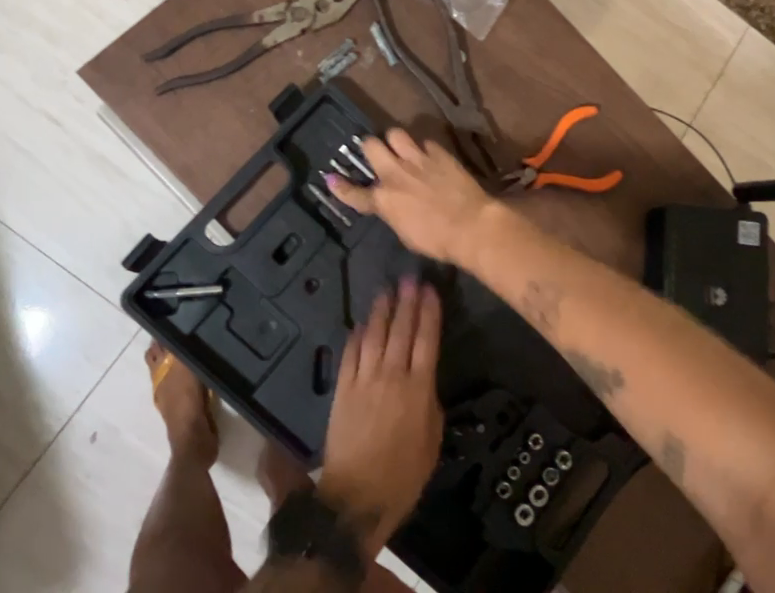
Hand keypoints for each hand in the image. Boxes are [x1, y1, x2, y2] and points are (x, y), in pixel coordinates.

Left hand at [317, 278, 442, 555]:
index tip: (431, 290)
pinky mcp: (342, 389)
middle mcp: (391, 376)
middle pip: (400, 331)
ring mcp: (363, 380)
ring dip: (381, 311)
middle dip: (406, 303)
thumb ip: (429, 404)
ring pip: (374, 336)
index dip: (429, 313)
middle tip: (410, 279)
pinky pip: (350, 354)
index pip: (427, 340)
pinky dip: (356, 336)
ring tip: (386, 291)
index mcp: (419, 389)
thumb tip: (425, 381)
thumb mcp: (432, 440)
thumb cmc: (404, 474)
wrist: (358, 495)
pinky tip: (361, 323)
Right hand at [326, 129, 500, 264]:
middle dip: (370, 147)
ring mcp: (418, 160)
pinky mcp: (439, 153)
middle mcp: (395, 174)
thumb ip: (393, 213)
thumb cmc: (437, 240)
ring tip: (402, 150)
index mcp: (384, 199)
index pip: (355, 192)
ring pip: (395, 133)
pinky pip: (425, 143)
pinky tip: (430, 158)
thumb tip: (392, 205)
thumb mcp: (406, 234)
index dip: (340, 187)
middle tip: (377, 154)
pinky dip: (425, 150)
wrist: (471, 225)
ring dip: (396, 141)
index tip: (331, 178)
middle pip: (371, 145)